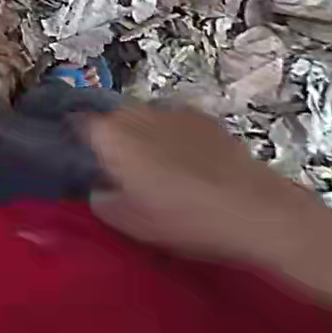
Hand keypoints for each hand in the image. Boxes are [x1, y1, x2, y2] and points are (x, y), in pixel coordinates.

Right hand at [78, 105, 331, 270]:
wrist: (256, 211)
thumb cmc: (184, 217)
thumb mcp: (130, 223)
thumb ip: (99, 200)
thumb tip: (97, 189)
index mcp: (107, 133)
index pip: (75, 122)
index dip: (75, 138)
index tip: (81, 155)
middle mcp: (131, 111)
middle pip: (109, 118)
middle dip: (111, 137)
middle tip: (121, 167)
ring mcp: (167, 109)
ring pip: (142, 119)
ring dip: (143, 135)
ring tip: (159, 166)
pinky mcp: (200, 115)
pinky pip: (174, 122)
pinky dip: (174, 136)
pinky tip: (190, 161)